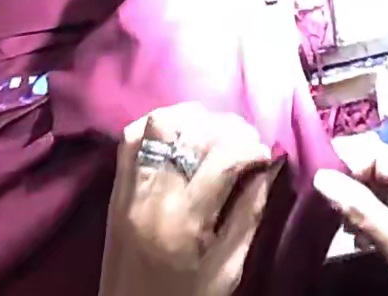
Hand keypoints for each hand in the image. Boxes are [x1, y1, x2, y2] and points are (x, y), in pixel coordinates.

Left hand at [100, 103, 278, 295]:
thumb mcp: (228, 270)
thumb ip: (250, 212)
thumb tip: (272, 165)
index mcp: (182, 221)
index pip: (223, 155)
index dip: (253, 147)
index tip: (266, 157)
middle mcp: (151, 196)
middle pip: (194, 131)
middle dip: (230, 128)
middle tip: (246, 142)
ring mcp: (128, 189)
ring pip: (161, 123)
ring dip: (196, 118)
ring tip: (216, 134)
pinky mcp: (116, 188)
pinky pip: (132, 136)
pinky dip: (162, 125)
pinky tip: (183, 133)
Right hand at [313, 135, 387, 295]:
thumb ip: (359, 208)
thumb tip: (320, 176)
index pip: (378, 154)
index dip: (348, 163)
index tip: (316, 180)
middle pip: (377, 172)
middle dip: (350, 186)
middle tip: (320, 204)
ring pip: (379, 196)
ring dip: (357, 207)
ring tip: (337, 224)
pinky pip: (386, 217)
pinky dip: (368, 224)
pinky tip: (355, 239)